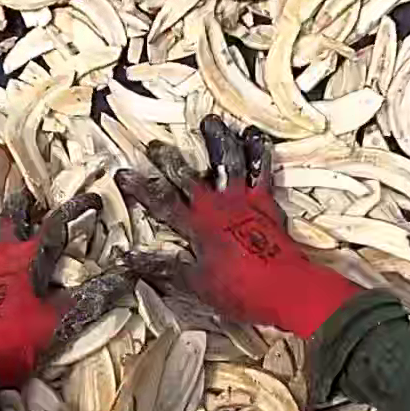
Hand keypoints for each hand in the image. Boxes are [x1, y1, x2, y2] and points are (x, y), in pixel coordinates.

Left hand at [0, 191, 131, 410]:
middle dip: (21, 201)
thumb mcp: (61, 320)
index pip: (58, 224)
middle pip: (11, 217)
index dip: (77, 208)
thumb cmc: (20, 340)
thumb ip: (94, 295)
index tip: (92, 197)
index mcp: (29, 259)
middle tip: (25, 190)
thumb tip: (128, 276)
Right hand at [116, 115, 361, 337]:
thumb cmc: (238, 288)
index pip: (162, 202)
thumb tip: (127, 259)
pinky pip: (262, 171)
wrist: (286, 289)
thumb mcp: (194, 283)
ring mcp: (244, 200)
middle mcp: (218, 206)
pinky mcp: (266, 202)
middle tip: (154, 145)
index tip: (123, 174)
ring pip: (228, 162)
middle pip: (189, 176)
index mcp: (197, 225)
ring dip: (218, 141)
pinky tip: (254, 136)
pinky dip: (258, 151)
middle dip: (168, 160)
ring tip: (211, 122)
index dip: (141, 188)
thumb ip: (162, 267)